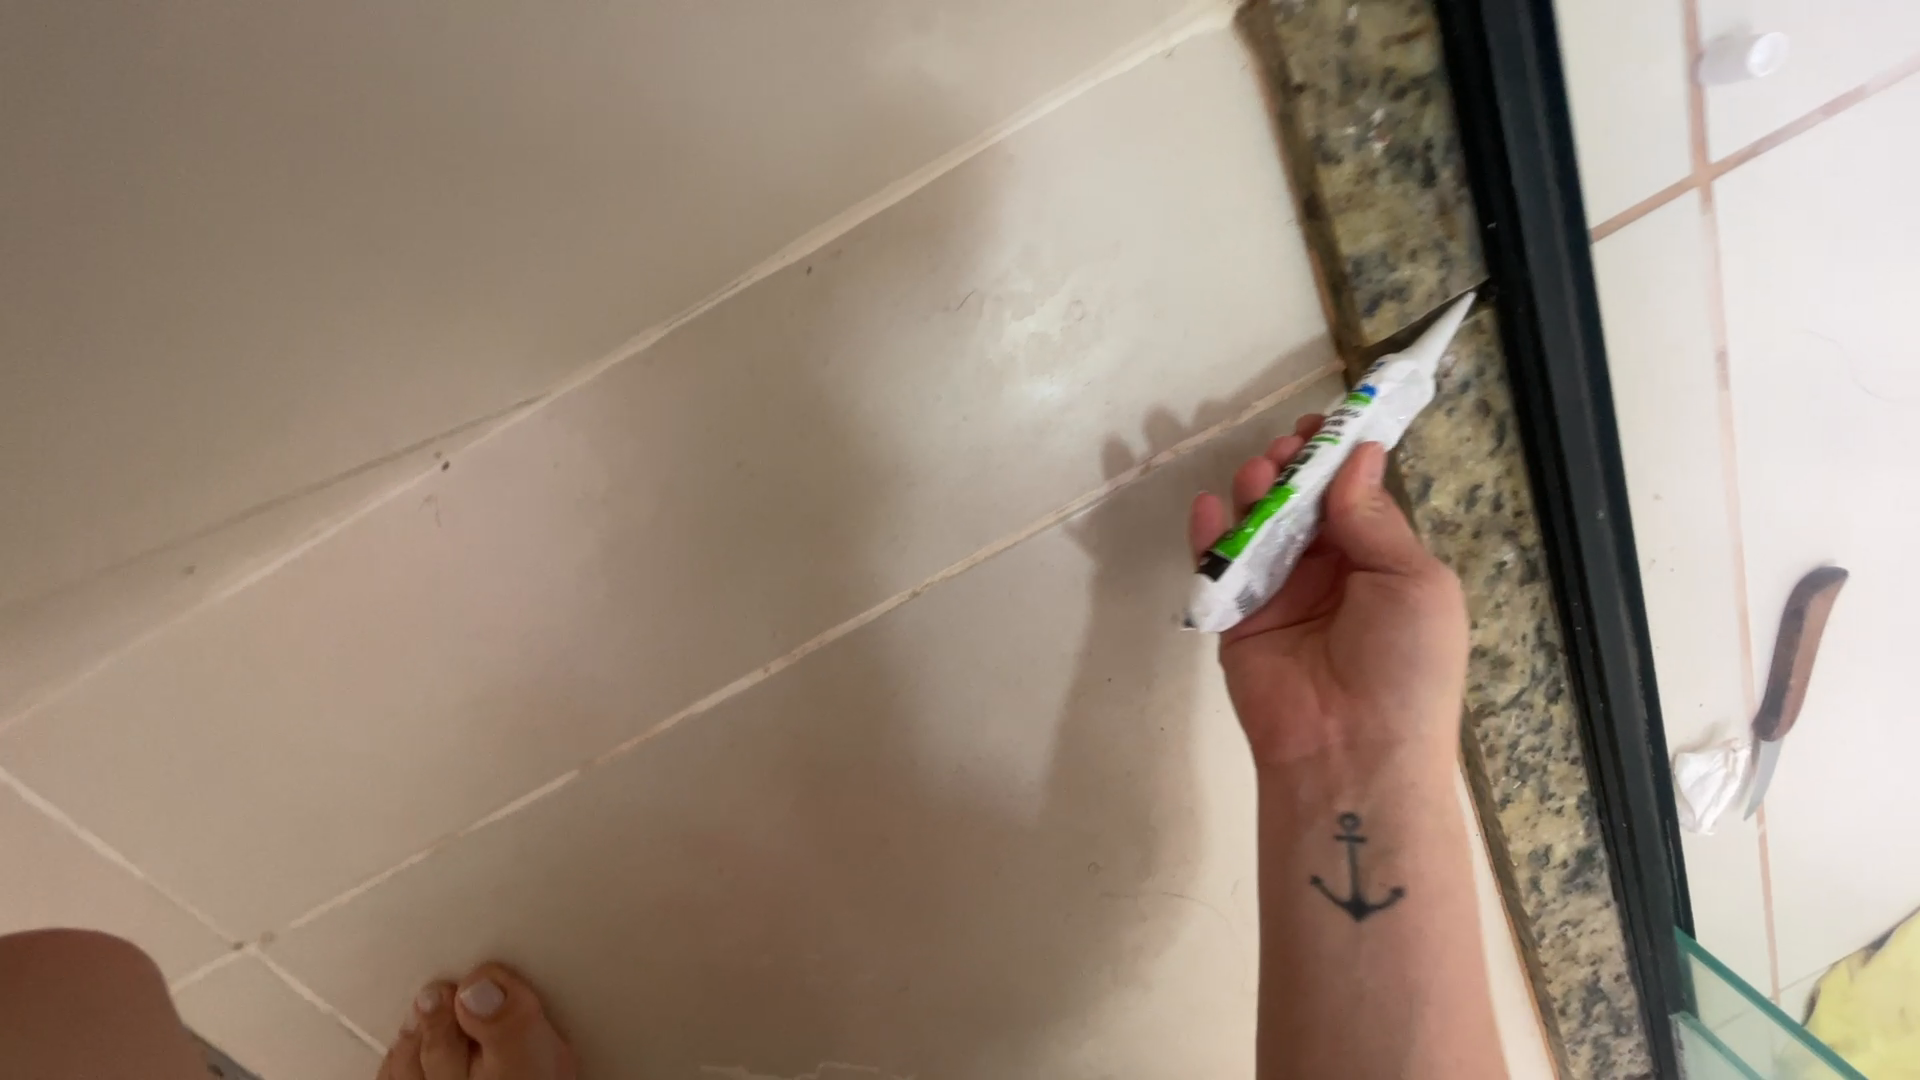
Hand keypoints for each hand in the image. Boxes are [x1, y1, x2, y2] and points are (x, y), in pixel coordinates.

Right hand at [1188, 414, 1468, 772]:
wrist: (1350, 747)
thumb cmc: (1403, 664)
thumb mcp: (1413, 584)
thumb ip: (1374, 520)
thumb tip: (1357, 456)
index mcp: (1376, 562)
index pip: (1351, 497)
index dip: (1336, 459)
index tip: (1322, 423)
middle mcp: (1325, 572)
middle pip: (1299, 506)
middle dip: (1291, 471)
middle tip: (1283, 450)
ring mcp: (1276, 593)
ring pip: (1257, 527)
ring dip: (1254, 494)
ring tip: (1257, 474)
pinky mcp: (1234, 615)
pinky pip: (1217, 566)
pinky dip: (1208, 535)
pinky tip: (1208, 507)